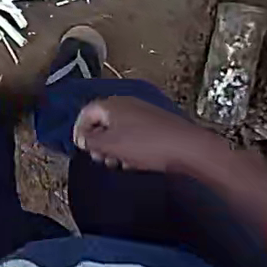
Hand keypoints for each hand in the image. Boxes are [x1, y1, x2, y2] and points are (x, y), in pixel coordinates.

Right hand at [72, 97, 221, 174]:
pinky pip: (133, 132)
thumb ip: (91, 141)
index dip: (79, 131)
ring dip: (113, 147)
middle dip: (97, 141)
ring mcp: (142, 112)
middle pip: (102, 121)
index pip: (85, 113)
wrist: (186, 147)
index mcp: (111, 105)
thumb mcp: (111, 145)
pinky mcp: (155, 123)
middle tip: (100, 159)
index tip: (82, 149)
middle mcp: (126, 103)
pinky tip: (133, 162)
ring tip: (117, 163)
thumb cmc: (145, 145)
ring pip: (118, 129)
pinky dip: (128, 146)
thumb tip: (82, 139)